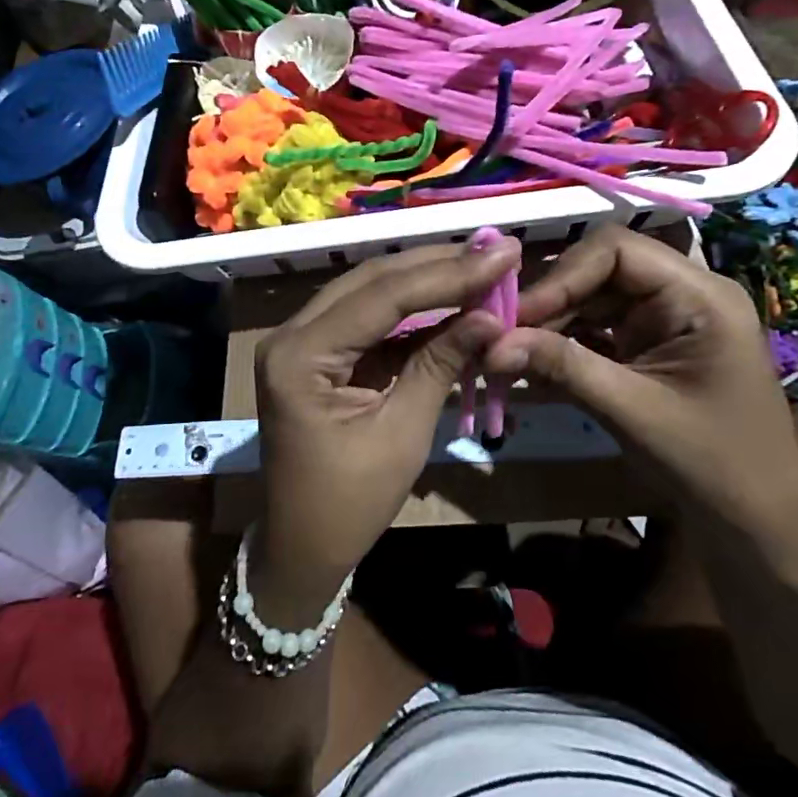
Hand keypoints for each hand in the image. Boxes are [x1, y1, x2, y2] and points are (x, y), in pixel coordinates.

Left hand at [253, 241, 520, 599]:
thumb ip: (441, 364)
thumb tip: (491, 316)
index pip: (383, 297)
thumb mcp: (403, 432)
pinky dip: (414, 309)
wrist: (303, 545)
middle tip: (498, 251)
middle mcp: (293, 333)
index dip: (448, 274)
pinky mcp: (320, 352)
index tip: (504, 255)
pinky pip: (371, 318)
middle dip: (439, 265)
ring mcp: (303, 340)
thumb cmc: (351, 502)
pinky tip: (453, 297)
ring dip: (427, 279)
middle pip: (373, 281)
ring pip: (372, 292)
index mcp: (301, 356)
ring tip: (483, 265)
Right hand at [483, 226, 797, 520]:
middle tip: (502, 336)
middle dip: (551, 301)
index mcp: (699, 296)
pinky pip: (598, 327)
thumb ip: (564, 368)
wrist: (752, 517)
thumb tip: (492, 346)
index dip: (562, 275)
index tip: (517, 316)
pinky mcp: (650, 344)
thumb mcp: (632, 411)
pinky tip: (532, 361)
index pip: (618, 250)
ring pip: (593, 299)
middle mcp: (684, 293)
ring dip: (551, 323)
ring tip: (508, 351)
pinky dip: (564, 343)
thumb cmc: (708, 462)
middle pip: (601, 270)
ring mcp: (666, 319)